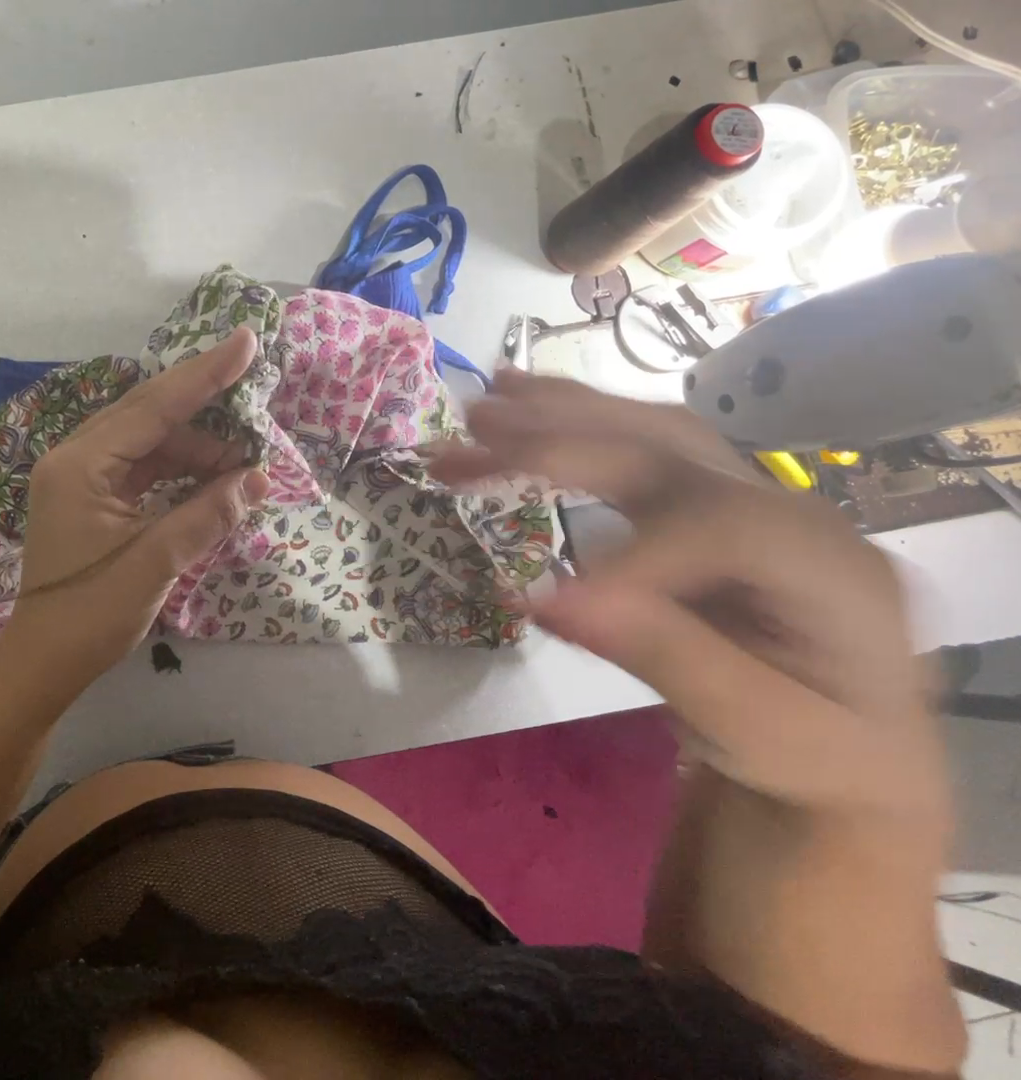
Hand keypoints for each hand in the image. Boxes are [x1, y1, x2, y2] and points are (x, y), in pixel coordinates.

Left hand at [0, 327, 270, 693]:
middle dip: (201, 404)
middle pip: (145, 415)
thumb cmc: (91, 615)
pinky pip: (137, 469)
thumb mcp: (155, 563)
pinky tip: (209, 478)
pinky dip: (174, 470)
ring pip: (144, 443)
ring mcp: (76, 479)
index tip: (246, 343)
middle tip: (253, 386)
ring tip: (242, 462)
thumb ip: (207, 514)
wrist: (44, 660)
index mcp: (79, 466)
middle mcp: (73, 460)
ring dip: (192, 447)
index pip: (151, 408)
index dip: (203, 376)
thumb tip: (259, 478)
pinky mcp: (85, 500)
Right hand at [432, 372, 946, 815]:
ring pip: (654, 432)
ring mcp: (753, 501)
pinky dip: (578, 422)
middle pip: (674, 453)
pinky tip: (529, 407)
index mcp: (833, 571)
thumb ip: (667, 656)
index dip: (628, 552)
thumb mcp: (758, 731)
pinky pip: (643, 448)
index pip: (725, 529)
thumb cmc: (815, 752)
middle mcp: (795, 513)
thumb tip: (550, 599)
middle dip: (561, 442)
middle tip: (464, 442)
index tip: (539, 600)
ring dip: (561, 414)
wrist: (847, 745)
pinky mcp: (710, 507)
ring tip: (482, 405)